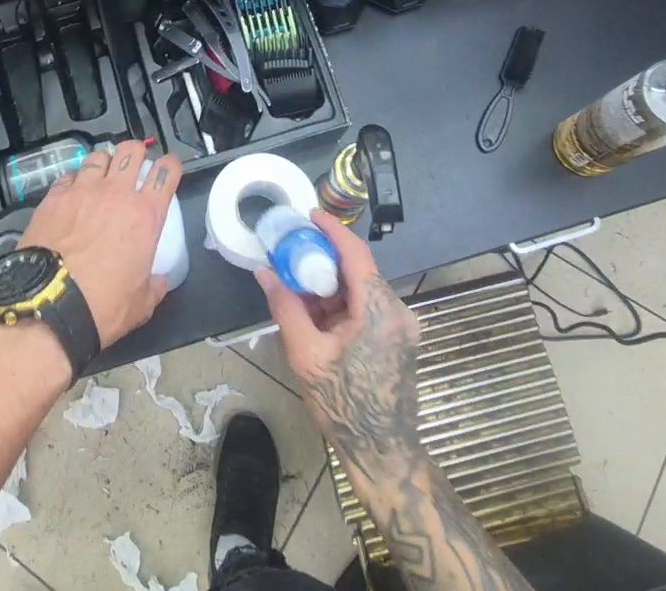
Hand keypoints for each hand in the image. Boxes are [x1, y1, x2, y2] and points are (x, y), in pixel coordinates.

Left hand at [19, 140, 182, 346]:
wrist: (48, 307)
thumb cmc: (102, 306)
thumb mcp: (142, 303)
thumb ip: (155, 285)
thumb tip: (159, 281)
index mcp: (145, 215)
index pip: (166, 172)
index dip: (171, 165)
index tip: (169, 166)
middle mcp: (116, 194)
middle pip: (131, 151)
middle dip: (136, 153)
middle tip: (134, 163)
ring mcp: (82, 191)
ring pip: (98, 157)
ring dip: (105, 162)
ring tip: (102, 173)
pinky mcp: (53, 198)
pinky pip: (68, 176)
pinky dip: (75, 180)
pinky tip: (73, 191)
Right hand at [257, 211, 423, 471]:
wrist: (382, 451)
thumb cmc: (343, 404)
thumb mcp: (306, 355)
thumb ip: (286, 307)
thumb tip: (264, 272)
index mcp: (380, 310)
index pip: (356, 255)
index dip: (332, 230)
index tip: (309, 215)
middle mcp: (399, 311)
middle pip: (359, 270)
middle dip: (323, 258)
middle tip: (291, 250)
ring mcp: (402, 326)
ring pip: (362, 290)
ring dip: (329, 284)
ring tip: (295, 281)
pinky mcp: (397, 339)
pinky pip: (367, 308)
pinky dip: (340, 303)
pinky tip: (314, 309)